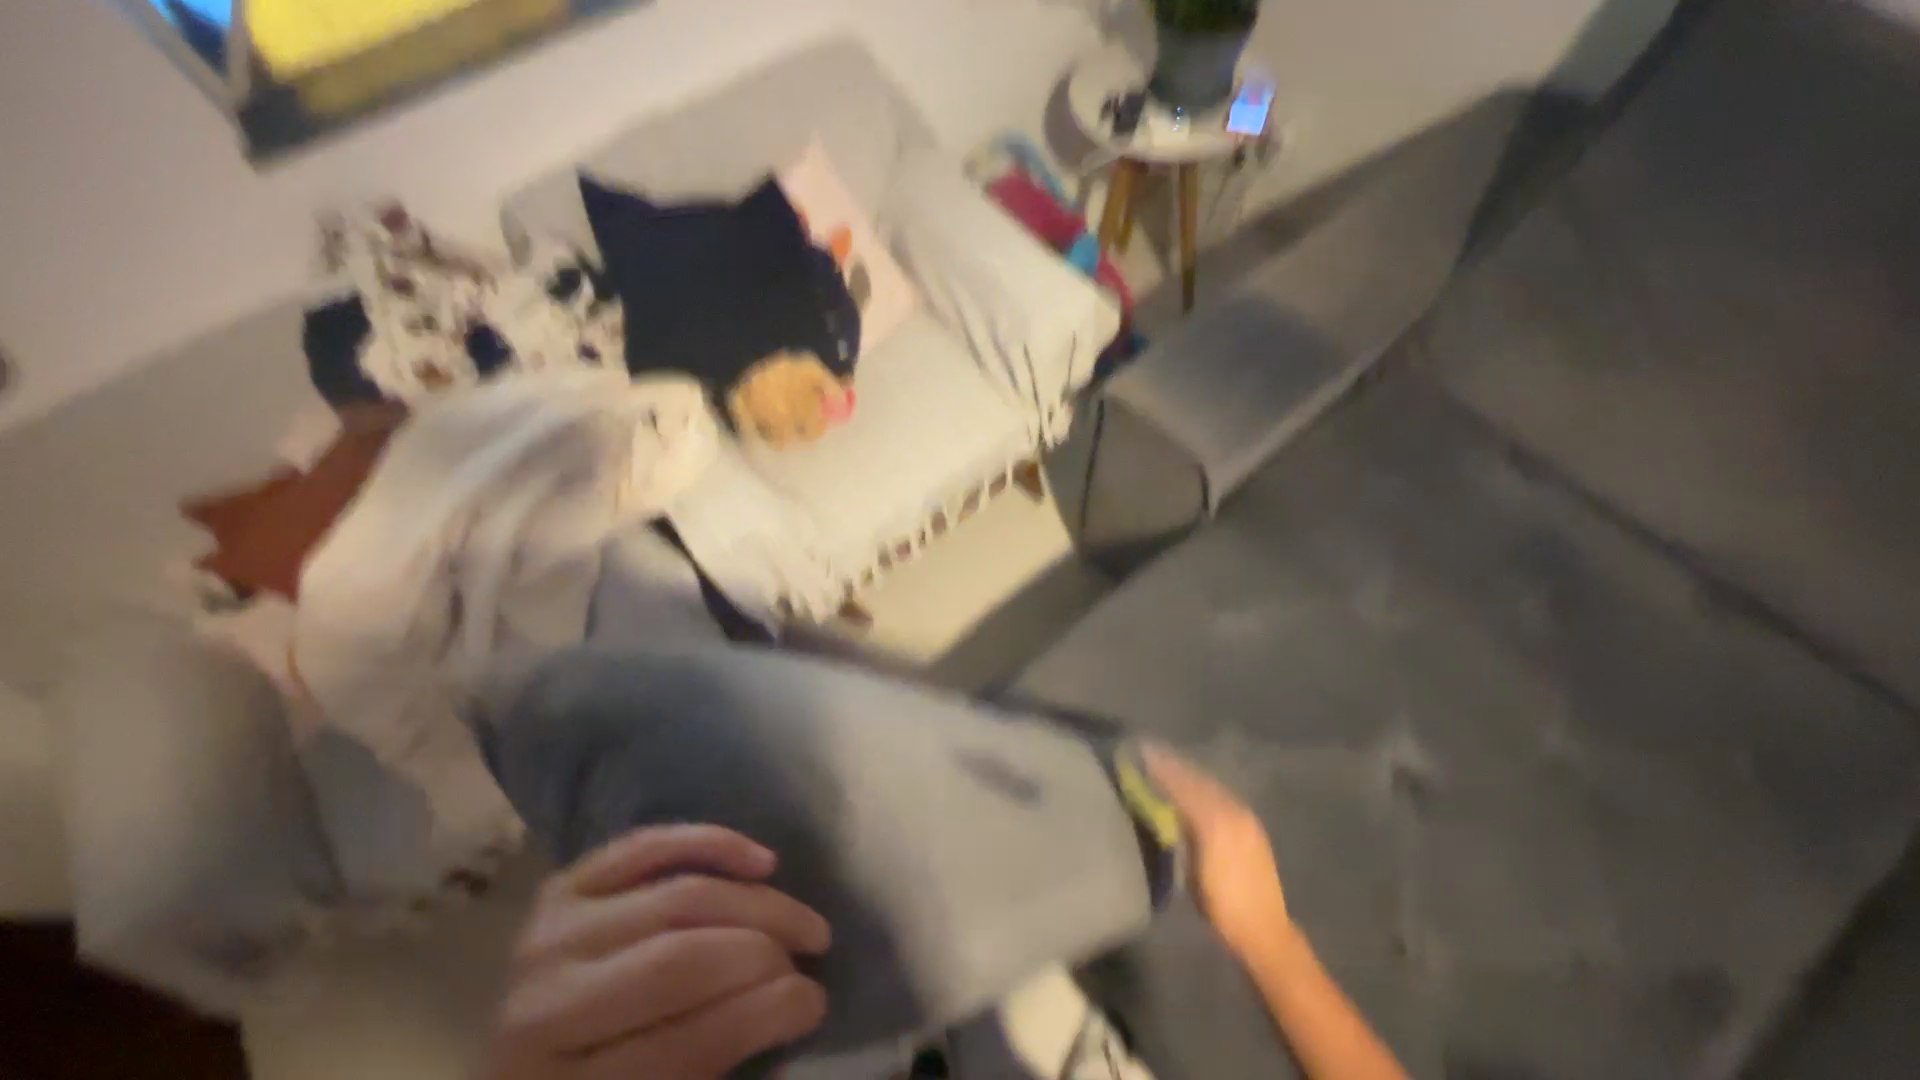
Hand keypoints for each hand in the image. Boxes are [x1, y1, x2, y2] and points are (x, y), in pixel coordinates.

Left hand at [485, 825, 831, 1079]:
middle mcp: (545, 1007)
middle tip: (812, 956)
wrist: (517, 1072)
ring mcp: (549, 936)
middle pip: (680, 960)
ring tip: (804, 922)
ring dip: (758, 903)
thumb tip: (798, 1003)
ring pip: (677, 897)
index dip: (768, 1014)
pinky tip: (763, 861)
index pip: (689, 1042)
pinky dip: (711, 843)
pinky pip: (646, 847)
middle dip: (765, 953)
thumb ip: (715, 1063)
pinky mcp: (561, 887)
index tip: (817, 1002)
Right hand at [1143, 744, 1291, 953]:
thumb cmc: (1222, 905)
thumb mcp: (1193, 871)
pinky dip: (1204, 786)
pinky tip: (1194, 787)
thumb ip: (1184, 834)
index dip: (1163, 769)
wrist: (1263, 929)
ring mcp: (1245, 818)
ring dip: (1189, 773)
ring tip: (1168, 763)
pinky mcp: (1251, 826)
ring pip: (1212, 786)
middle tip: (1151, 751)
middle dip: (1175, 765)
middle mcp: (1233, 812)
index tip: (1142, 753)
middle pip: (1199, 780)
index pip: (1184, 785)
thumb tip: (1168, 808)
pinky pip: (1222, 796)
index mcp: (1216, 821)